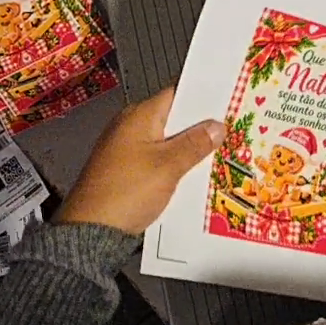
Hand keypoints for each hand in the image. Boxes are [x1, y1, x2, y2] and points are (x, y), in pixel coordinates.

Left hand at [54, 87, 224, 233]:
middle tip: (234, 128)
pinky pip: (158, 159)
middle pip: (173, 119)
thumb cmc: (128, 190)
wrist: (91, 230)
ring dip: (190, 148)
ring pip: (167, 141)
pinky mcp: (126, 169)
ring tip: (224, 151)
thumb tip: (217, 125)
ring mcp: (127, 148)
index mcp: (139, 115)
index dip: (204, 96)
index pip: (177, 94)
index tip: (230, 99)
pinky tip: (196, 174)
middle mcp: (131, 126)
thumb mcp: (168, 166)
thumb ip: (194, 144)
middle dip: (201, 126)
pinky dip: (175, 163)